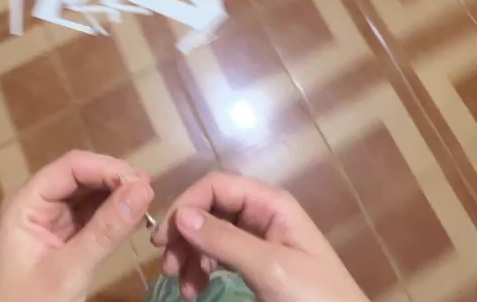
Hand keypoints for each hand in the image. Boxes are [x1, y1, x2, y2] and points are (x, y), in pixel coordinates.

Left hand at [0, 150, 152, 301]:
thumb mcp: (68, 272)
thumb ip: (105, 231)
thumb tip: (144, 189)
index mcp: (27, 202)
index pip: (70, 168)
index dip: (106, 168)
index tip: (140, 181)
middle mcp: (39, 203)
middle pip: (81, 176)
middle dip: (114, 180)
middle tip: (149, 190)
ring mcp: (51, 221)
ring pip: (89, 194)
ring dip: (116, 195)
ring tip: (147, 199)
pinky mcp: (64, 239)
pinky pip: (91, 216)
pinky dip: (112, 214)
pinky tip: (133, 215)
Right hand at [151, 172, 367, 301]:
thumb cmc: (314, 297)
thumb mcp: (270, 269)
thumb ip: (226, 240)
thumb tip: (181, 214)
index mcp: (270, 202)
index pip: (217, 185)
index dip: (187, 204)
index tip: (162, 238)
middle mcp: (262, 213)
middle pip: (211, 208)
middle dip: (186, 233)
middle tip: (167, 267)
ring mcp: (261, 239)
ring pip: (212, 233)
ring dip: (192, 254)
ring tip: (182, 287)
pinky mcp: (259, 264)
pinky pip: (222, 255)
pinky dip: (204, 268)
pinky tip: (196, 288)